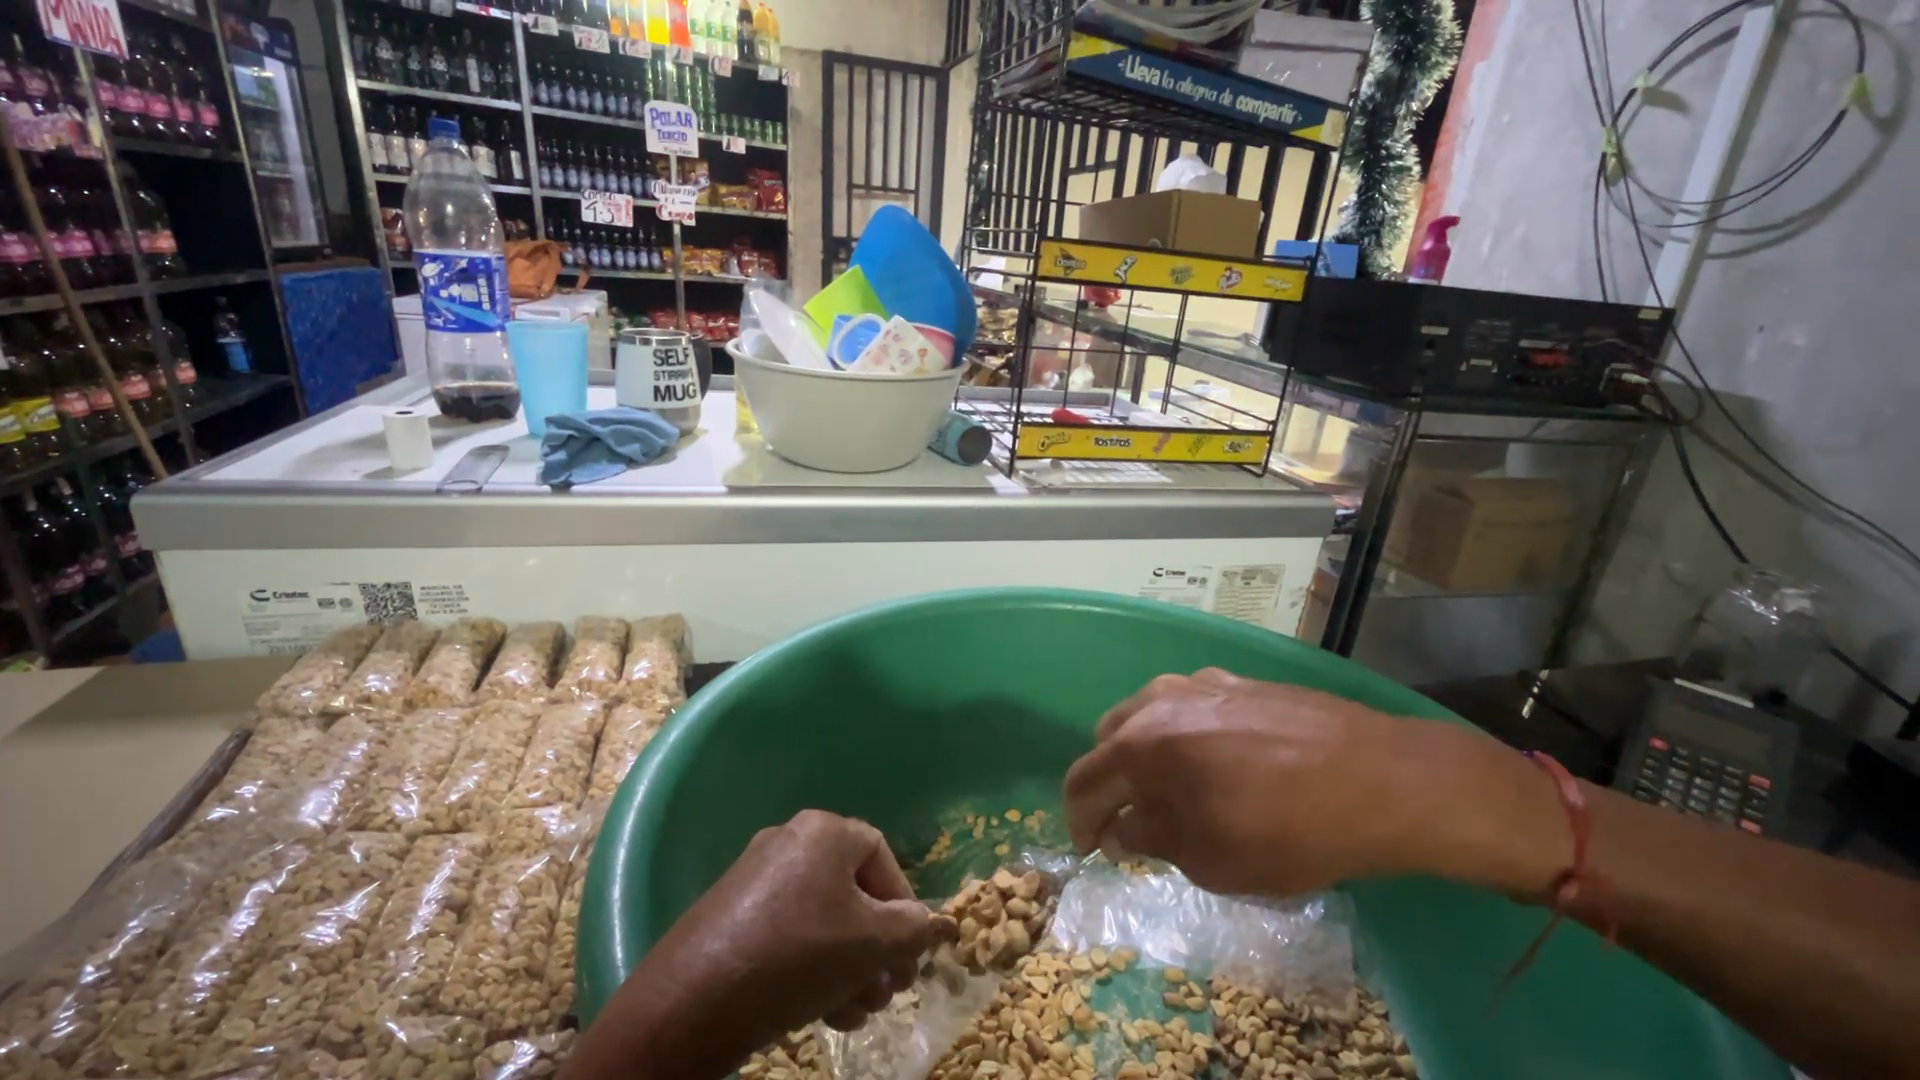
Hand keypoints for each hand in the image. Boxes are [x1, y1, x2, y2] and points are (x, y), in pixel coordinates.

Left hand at [568, 811, 952, 1079]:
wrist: (695, 999)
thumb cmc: (799, 955)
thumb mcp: (873, 943)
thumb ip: (915, 929)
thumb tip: (937, 923)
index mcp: (825, 831)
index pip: (883, 857)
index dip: (905, 905)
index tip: (910, 953)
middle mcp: (790, 842)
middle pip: (853, 893)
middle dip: (878, 947)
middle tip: (886, 994)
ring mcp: (756, 878)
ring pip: (824, 920)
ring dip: (850, 966)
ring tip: (853, 1013)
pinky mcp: (732, 914)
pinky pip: (790, 933)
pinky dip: (813, 967)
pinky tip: (822, 1012)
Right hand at [1062, 669, 1564, 898]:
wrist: (1383, 780)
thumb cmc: (1288, 832)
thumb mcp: (1210, 859)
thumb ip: (1152, 839)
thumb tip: (1123, 829)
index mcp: (1141, 743)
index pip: (1084, 781)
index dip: (1079, 821)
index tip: (1090, 850)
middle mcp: (1161, 701)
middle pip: (1109, 739)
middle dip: (1111, 783)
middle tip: (1129, 822)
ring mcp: (1202, 683)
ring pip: (1149, 717)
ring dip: (1145, 755)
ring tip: (1173, 792)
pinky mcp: (1240, 681)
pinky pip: (1190, 709)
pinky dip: (1183, 738)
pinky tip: (1217, 766)